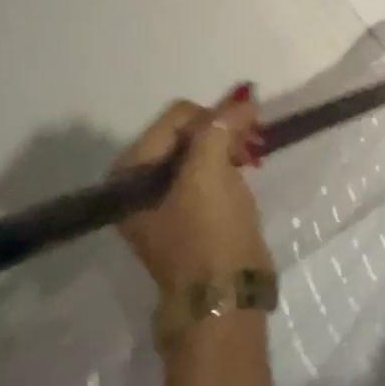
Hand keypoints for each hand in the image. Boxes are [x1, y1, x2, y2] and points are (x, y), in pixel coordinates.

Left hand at [115, 85, 272, 293]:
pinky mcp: (188, 212)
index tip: (248, 129)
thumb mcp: (210, 172)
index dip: (216, 115)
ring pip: (201, 149)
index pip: (177, 116)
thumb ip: (220, 127)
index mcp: (130, 172)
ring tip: (253, 157)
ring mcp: (162, 199)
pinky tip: (246, 171)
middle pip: (188, 130)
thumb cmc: (208, 229)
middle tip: (253, 144)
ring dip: (230, 145)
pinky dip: (229, 164)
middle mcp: (138, 182)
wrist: (222, 291)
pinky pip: (207, 171)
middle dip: (224, 129)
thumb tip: (244, 95)